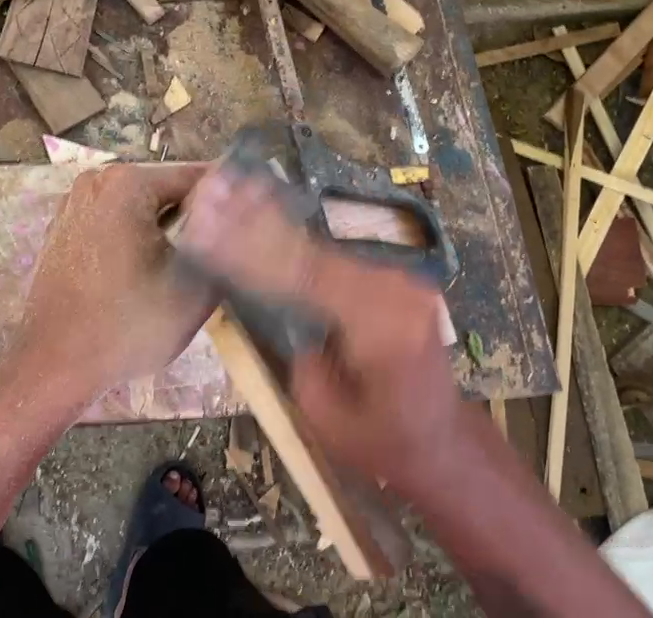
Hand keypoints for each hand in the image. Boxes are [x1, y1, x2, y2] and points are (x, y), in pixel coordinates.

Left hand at [10, 163, 213, 401]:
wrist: (54, 363)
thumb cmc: (127, 325)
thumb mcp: (194, 286)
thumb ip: (222, 240)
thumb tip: (235, 210)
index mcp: (126, 182)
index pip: (197, 177)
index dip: (227, 206)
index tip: (246, 234)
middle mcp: (95, 180)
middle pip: (165, 192)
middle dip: (192, 221)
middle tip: (216, 261)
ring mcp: (74, 203)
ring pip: (139, 209)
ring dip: (163, 234)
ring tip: (182, 274)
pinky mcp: (63, 229)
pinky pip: (113, 224)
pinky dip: (133, 242)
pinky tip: (143, 279)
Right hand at [177, 169, 459, 481]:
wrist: (444, 444)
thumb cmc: (381, 442)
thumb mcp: (322, 409)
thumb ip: (295, 346)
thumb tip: (265, 296)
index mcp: (384, 327)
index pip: (303, 274)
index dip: (251, 251)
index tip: (208, 231)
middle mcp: (400, 292)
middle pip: (314, 253)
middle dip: (259, 232)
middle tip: (210, 208)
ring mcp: (407, 281)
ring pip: (325, 251)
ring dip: (278, 236)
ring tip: (229, 215)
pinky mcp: (403, 279)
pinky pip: (342, 261)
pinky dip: (304, 252)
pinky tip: (267, 236)